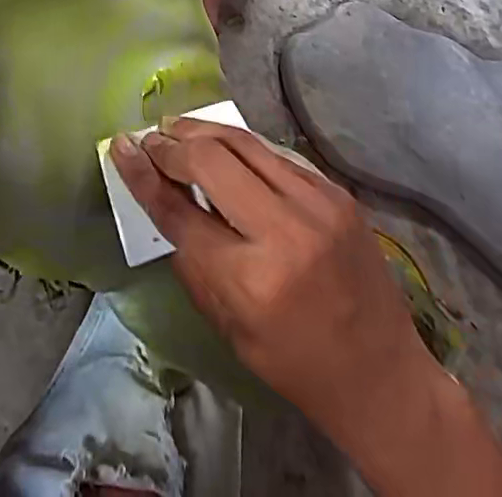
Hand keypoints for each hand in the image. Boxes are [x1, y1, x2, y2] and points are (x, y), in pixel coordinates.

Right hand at [111, 118, 439, 435]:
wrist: (381, 373)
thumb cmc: (290, 359)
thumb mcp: (223, 319)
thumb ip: (188, 252)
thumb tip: (159, 193)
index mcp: (249, 277)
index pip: (178, 209)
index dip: (141, 173)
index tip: (120, 147)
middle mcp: (286, 232)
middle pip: (209, 160)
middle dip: (170, 145)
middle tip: (149, 140)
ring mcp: (319, 206)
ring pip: (243, 142)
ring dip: (201, 131)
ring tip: (174, 129)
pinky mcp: (337, 194)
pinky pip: (274, 154)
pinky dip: (238, 146)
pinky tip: (219, 145)